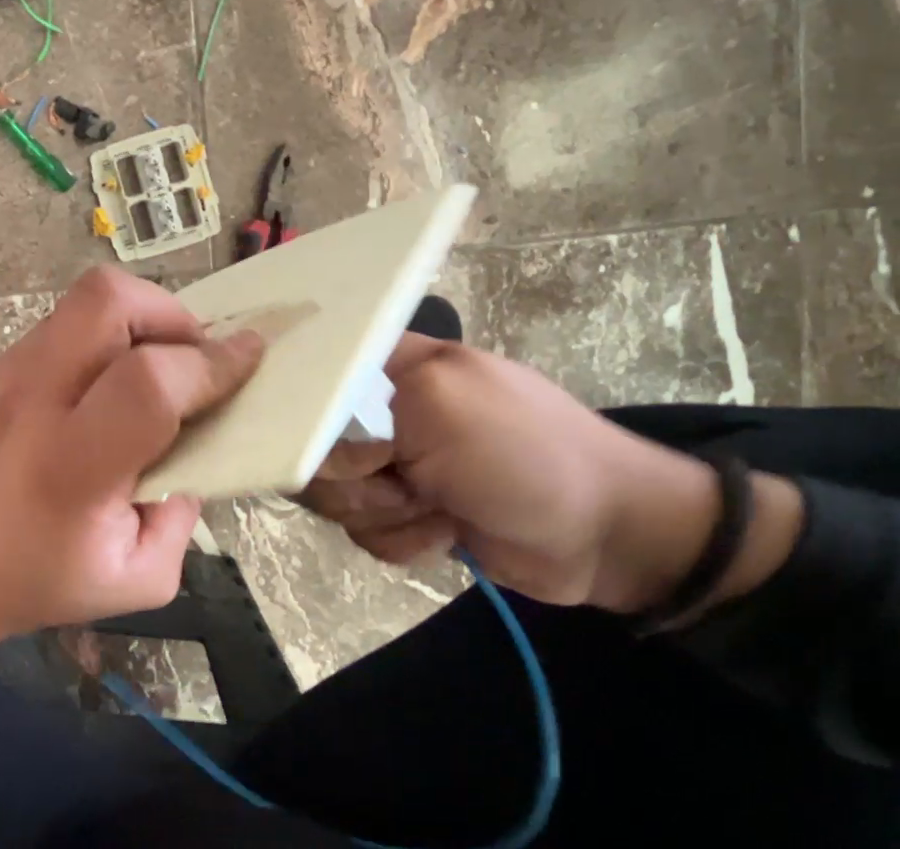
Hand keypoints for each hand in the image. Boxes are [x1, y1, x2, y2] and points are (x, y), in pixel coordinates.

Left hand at [0, 267, 263, 648]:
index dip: (211, 362)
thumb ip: (184, 515)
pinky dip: (101, 335)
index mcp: (73, 462)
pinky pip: (61, 325)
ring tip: (156, 365)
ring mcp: (8, 375)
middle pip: (106, 301)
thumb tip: (196, 451)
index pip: (150, 382)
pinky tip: (109, 382)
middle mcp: (35, 400)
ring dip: (135, 319)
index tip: (249, 359)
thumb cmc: (33, 579)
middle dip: (169, 312)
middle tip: (191, 355)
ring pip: (81, 302)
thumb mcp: (136, 577)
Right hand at [300, 333, 752, 613]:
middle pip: (306, 444)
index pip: (305, 373)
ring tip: (437, 508)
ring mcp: (388, 466)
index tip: (319, 432)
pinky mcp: (400, 513)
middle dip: (349, 476)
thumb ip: (358, 397)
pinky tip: (445, 532)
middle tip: (400, 477)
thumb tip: (302, 430)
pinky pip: (360, 531)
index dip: (297, 405)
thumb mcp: (442, 400)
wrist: (609, 536)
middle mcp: (376, 412)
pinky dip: (402, 540)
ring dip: (383, 512)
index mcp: (385, 367)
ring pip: (330, 494)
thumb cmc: (527, 454)